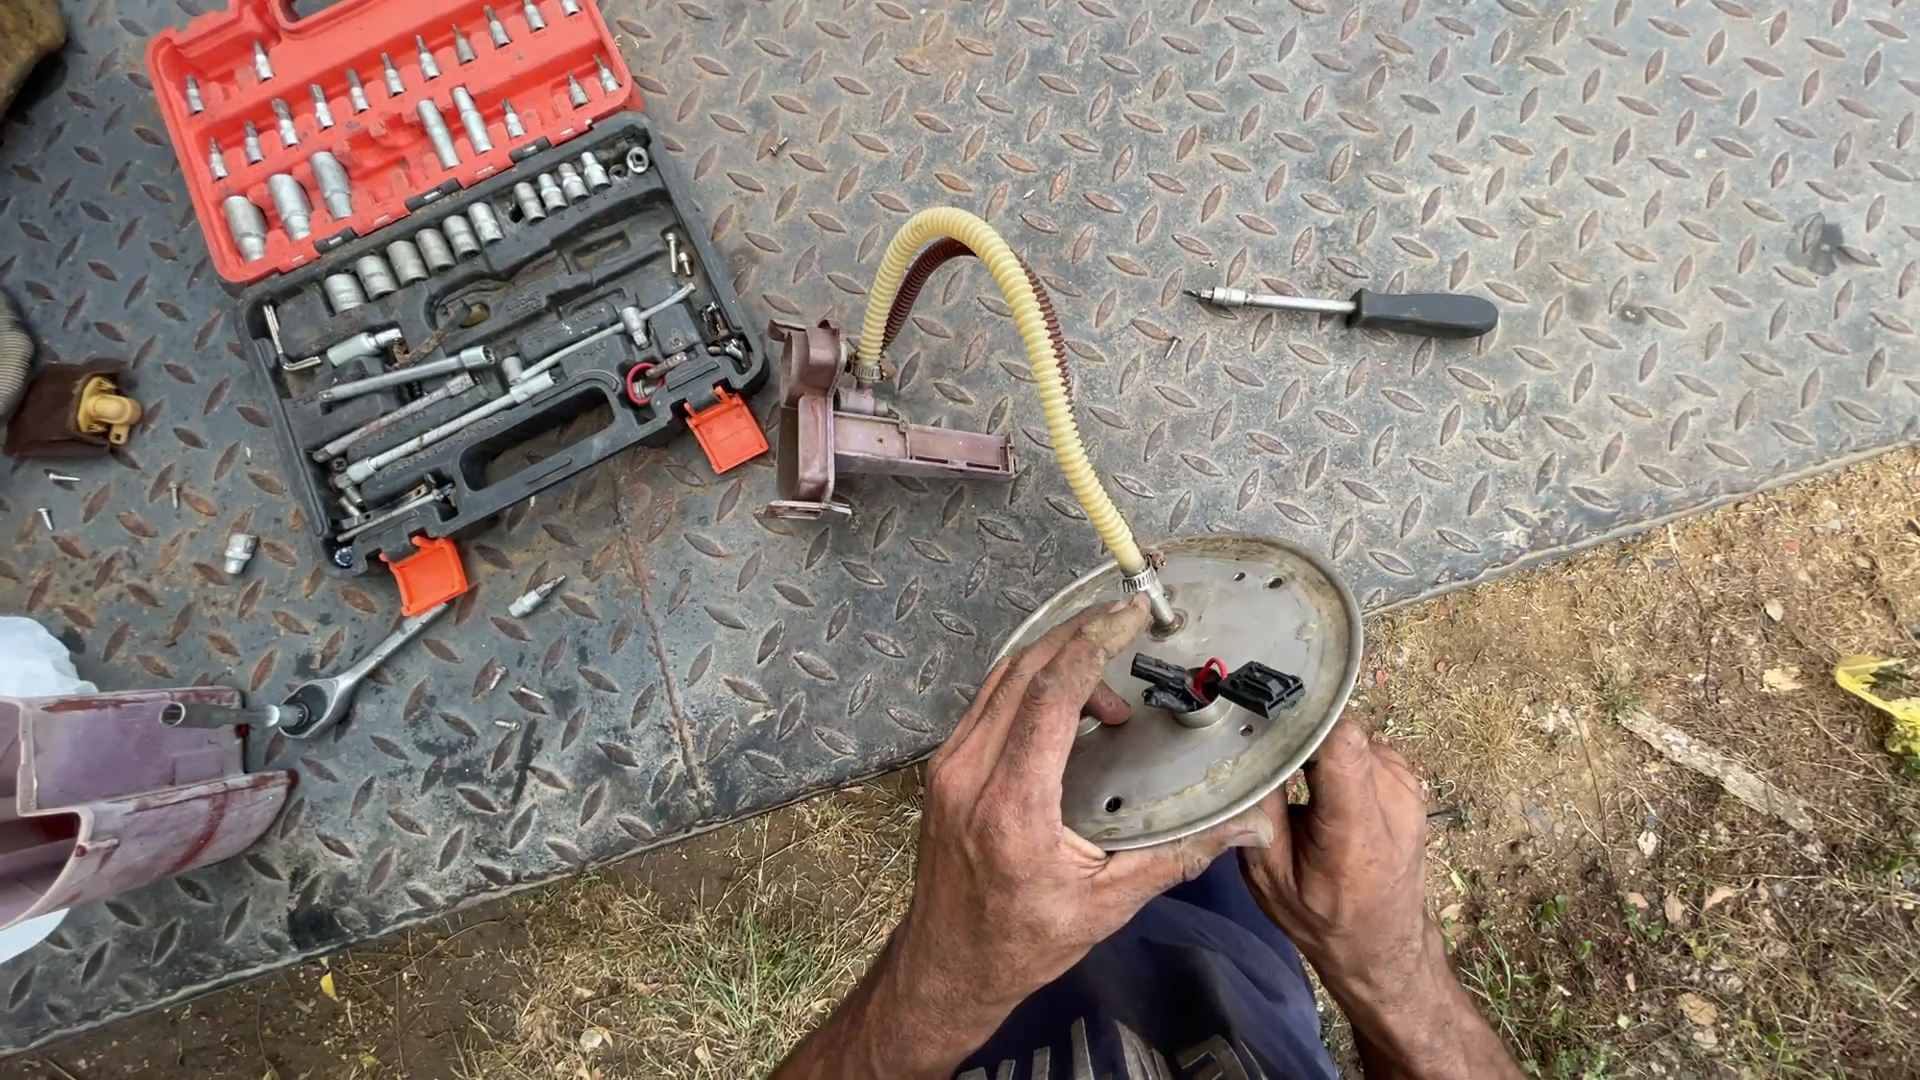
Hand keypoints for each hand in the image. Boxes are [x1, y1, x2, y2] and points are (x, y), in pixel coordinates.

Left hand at [774, 595, 1271, 1078]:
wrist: (944, 960)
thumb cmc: (1021, 942)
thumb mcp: (1104, 907)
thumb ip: (1173, 856)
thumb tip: (1244, 825)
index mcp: (1011, 806)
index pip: (1048, 698)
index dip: (1089, 645)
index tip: (1126, 615)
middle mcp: (970, 771)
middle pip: (1023, 671)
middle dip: (1078, 631)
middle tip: (1126, 615)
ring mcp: (950, 761)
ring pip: (1003, 677)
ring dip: (1057, 654)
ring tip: (1110, 667)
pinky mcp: (946, 761)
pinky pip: (991, 697)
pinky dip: (1033, 679)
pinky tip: (1071, 696)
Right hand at [1240, 720, 1521, 1078]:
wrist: (1383, 947)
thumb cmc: (1318, 916)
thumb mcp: (1267, 873)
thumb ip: (1259, 809)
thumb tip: (1244, 746)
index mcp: (1356, 831)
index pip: (1342, 744)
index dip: (1302, 721)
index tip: (1263, 719)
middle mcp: (1393, 801)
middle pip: (1338, 731)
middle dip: (1298, 734)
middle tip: (1265, 752)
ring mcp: (1407, 787)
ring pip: (1346, 732)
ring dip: (1316, 745)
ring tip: (1293, 775)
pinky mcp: (1408, 779)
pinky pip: (1359, 743)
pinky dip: (1334, 753)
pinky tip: (1321, 782)